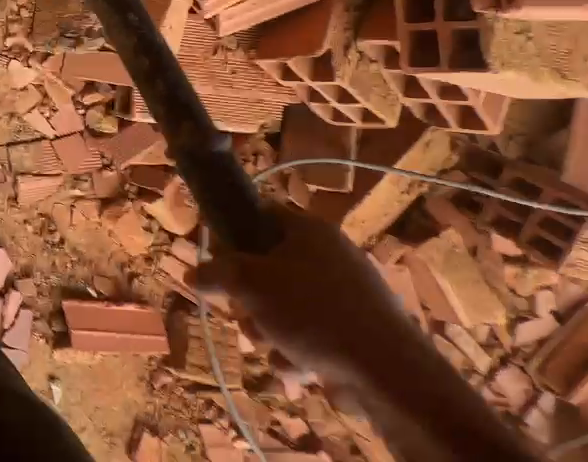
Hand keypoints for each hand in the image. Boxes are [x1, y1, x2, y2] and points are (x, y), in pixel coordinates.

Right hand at [193, 204, 419, 384]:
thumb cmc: (312, 312)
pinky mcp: (362, 330)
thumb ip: (214, 272)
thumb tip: (195, 274)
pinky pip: (313, 332)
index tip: (216, 258)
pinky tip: (299, 367)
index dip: (231, 232)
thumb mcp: (247, 283)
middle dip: (247, 295)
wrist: (392, 376)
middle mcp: (331, 255)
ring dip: (268, 327)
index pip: (258, 212)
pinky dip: (299, 350)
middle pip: (267, 265)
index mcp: (309, 231)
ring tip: (270, 346)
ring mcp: (350, 294)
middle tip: (242, 311)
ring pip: (286, 303)